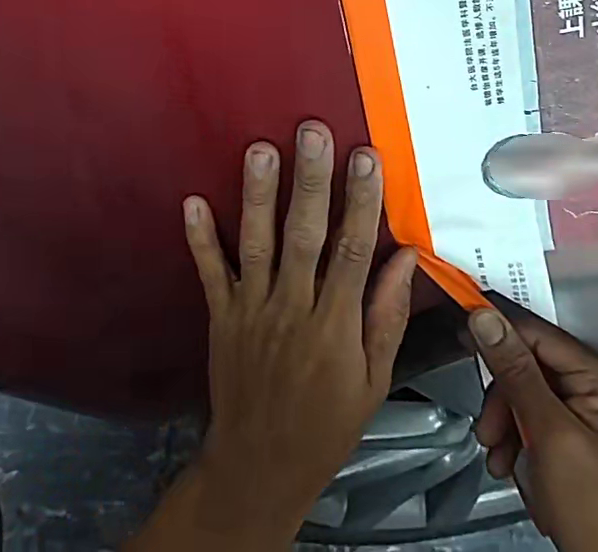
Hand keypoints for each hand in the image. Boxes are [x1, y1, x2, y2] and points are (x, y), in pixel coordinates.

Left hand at [124, 122, 418, 550]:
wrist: (260, 464)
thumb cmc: (326, 423)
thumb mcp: (373, 380)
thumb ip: (386, 316)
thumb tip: (405, 258)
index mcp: (335, 325)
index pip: (352, 251)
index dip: (361, 201)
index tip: (366, 158)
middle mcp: (291, 308)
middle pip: (304, 235)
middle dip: (311, 180)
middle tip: (313, 133)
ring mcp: (250, 309)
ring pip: (257, 243)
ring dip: (257, 194)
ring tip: (260, 149)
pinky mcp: (220, 315)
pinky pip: (209, 271)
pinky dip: (199, 237)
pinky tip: (192, 201)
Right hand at [469, 307, 597, 551]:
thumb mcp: (550, 436)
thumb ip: (516, 373)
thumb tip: (488, 320)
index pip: (542, 335)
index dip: (500, 331)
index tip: (465, 325)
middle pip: (532, 368)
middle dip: (503, 397)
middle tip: (490, 426)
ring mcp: (597, 426)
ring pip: (529, 398)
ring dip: (506, 424)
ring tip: (500, 454)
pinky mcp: (584, 450)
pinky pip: (537, 425)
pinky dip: (518, 442)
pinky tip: (514, 465)